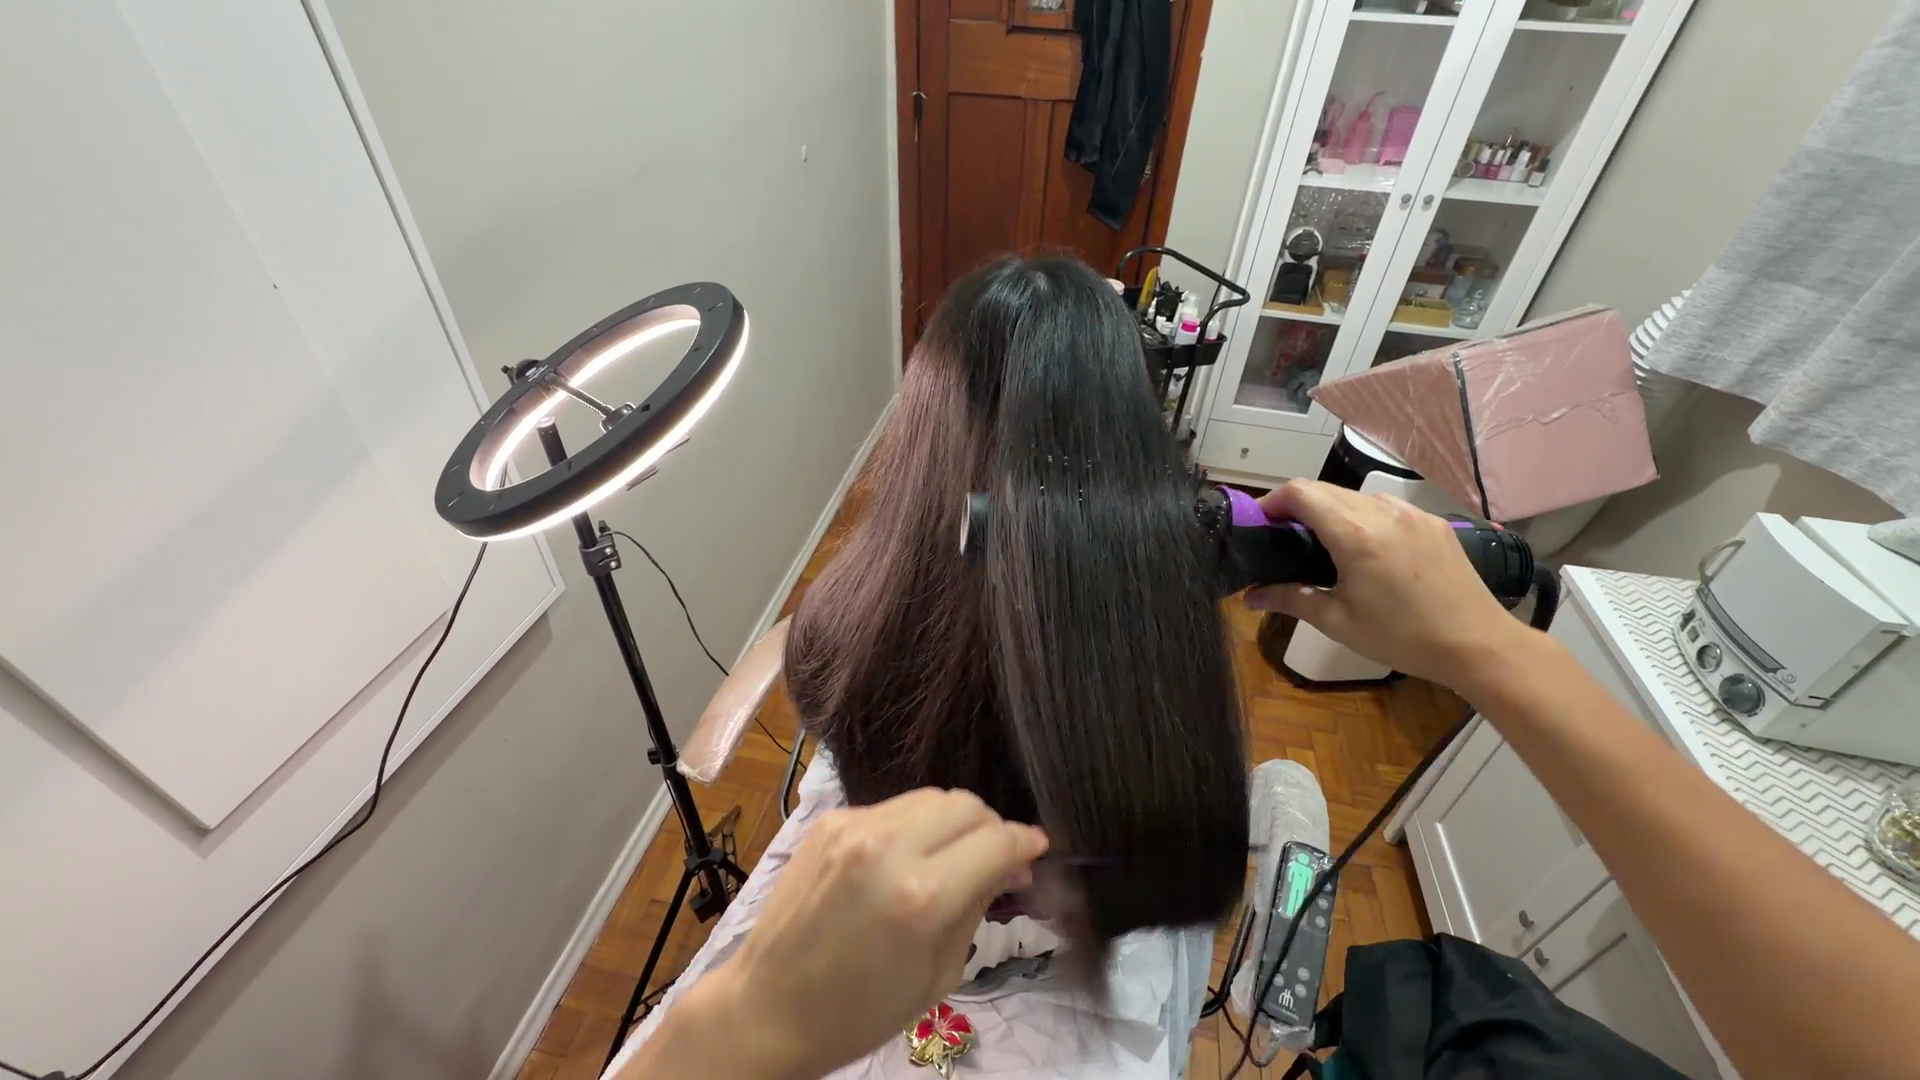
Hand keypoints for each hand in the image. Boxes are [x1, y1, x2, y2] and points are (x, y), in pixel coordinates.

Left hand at [693, 789, 1048, 1079]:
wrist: (768, 1006)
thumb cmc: (860, 1011)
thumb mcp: (938, 973)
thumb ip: (978, 905)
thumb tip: (1012, 863)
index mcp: (921, 897)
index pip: (997, 842)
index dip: (1026, 843)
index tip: (1036, 850)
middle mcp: (889, 847)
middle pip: (967, 804)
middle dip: (992, 826)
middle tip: (996, 857)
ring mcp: (854, 826)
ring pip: (931, 796)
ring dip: (955, 820)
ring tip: (953, 854)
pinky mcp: (830, 820)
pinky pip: (893, 807)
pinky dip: (914, 825)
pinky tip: (905, 857)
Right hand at [1242, 480, 1528, 686]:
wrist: (1478, 644)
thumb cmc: (1403, 637)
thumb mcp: (1338, 622)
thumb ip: (1290, 599)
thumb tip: (1249, 597)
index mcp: (1355, 534)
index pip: (1300, 492)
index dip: (1272, 501)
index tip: (1259, 524)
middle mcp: (1382, 512)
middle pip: (1324, 489)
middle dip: (1296, 506)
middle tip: (1282, 537)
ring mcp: (1411, 513)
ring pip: (1355, 495)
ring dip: (1329, 509)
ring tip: (1320, 543)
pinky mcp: (1431, 522)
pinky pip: (1384, 507)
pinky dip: (1361, 516)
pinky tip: (1362, 548)